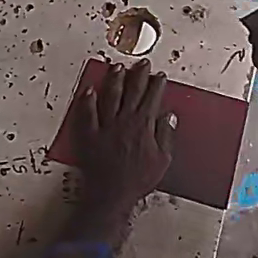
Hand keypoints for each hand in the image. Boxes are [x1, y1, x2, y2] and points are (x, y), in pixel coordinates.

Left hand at [65, 59, 176, 241]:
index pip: (152, 97)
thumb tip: (169, 117)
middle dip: (139, 74)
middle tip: (142, 64)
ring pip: (111, 95)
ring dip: (115, 80)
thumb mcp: (162, 160)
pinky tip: (90, 90)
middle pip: (132, 90)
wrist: (112, 193)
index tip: (159, 76)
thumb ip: (166, 135)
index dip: (157, 84)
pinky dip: (88, 100)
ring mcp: (106, 125)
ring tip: (117, 68)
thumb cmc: (137, 179)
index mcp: (143, 125)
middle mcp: (124, 121)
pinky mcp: (90, 133)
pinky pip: (88, 112)